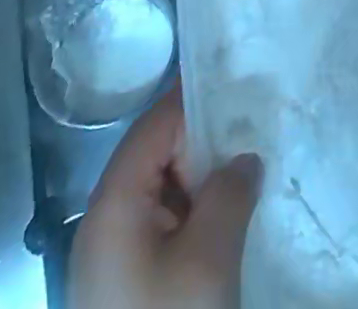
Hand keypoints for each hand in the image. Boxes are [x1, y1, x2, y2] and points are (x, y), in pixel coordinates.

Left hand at [68, 86, 263, 308]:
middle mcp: (107, 216)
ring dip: (201, 179)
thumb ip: (228, 196)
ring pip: (161, 190)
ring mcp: (115, 249)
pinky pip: (162, 224)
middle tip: (250, 128)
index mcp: (114, 200)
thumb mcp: (207, 262)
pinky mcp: (128, 277)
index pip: (153, 128)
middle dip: (201, 142)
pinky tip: (227, 213)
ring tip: (247, 166)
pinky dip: (193, 211)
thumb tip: (245, 157)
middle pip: (154, 156)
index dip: (190, 102)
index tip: (231, 80)